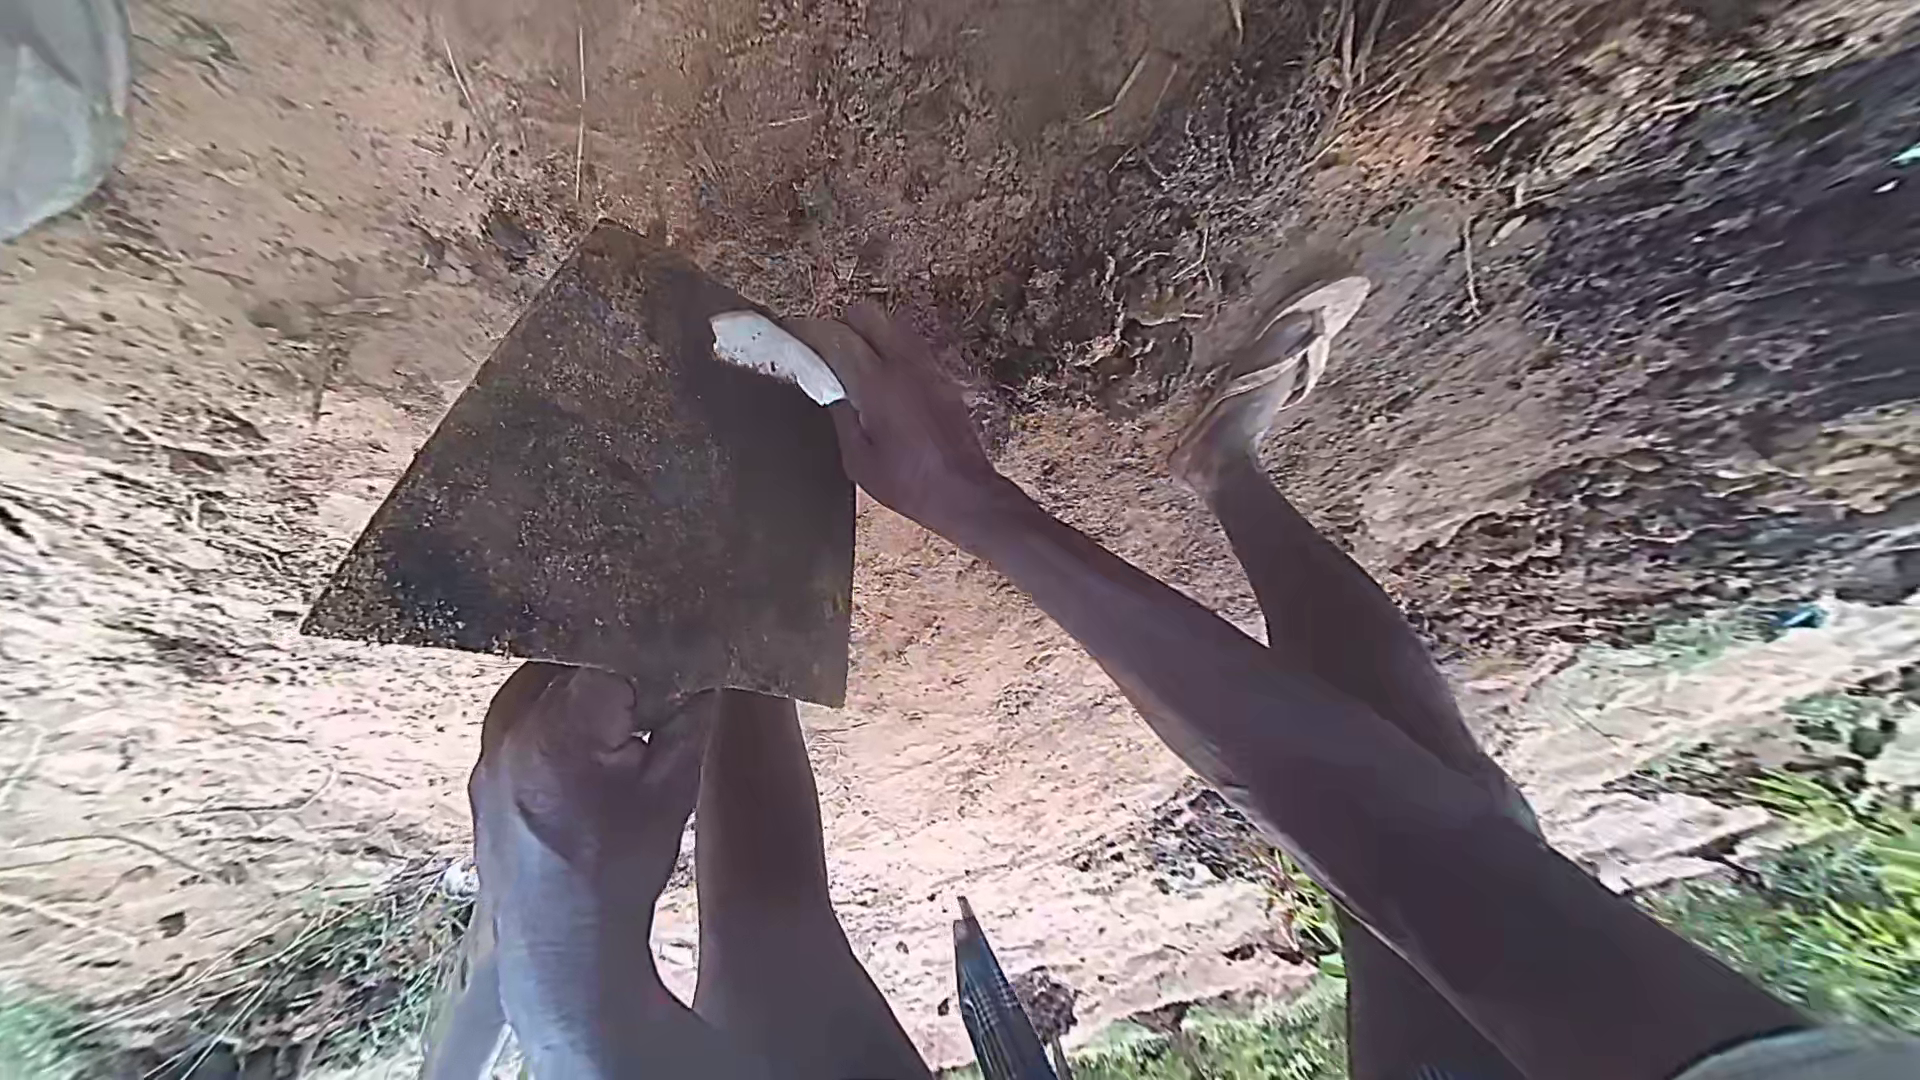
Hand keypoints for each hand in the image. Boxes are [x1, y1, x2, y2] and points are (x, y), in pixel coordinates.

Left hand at [469, 665, 710, 970]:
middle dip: (629, 667)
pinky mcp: (484, 766)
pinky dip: (569, 709)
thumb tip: (711, 660)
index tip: (686, 666)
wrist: (562, 943)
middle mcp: (510, 725)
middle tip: (665, 693)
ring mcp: (489, 746)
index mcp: (561, 726)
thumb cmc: (623, 864)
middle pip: (582, 657)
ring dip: (597, 686)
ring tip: (634, 717)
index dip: (659, 652)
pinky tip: (599, 738)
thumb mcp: (676, 782)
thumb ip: (695, 709)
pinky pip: (532, 710)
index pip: (617, 648)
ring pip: (555, 680)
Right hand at [788, 303, 1006, 536]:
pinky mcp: (943, 378)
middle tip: (824, 351)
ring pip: (891, 324)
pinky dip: (890, 349)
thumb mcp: (858, 459)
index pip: (835, 335)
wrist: (964, 493)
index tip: (791, 333)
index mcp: (877, 383)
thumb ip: (840, 415)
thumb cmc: (910, 485)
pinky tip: (882, 380)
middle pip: (865, 313)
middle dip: (839, 324)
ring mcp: (929, 367)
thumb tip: (828, 389)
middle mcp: (905, 364)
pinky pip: (910, 346)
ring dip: (867, 334)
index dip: (808, 330)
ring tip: (852, 365)